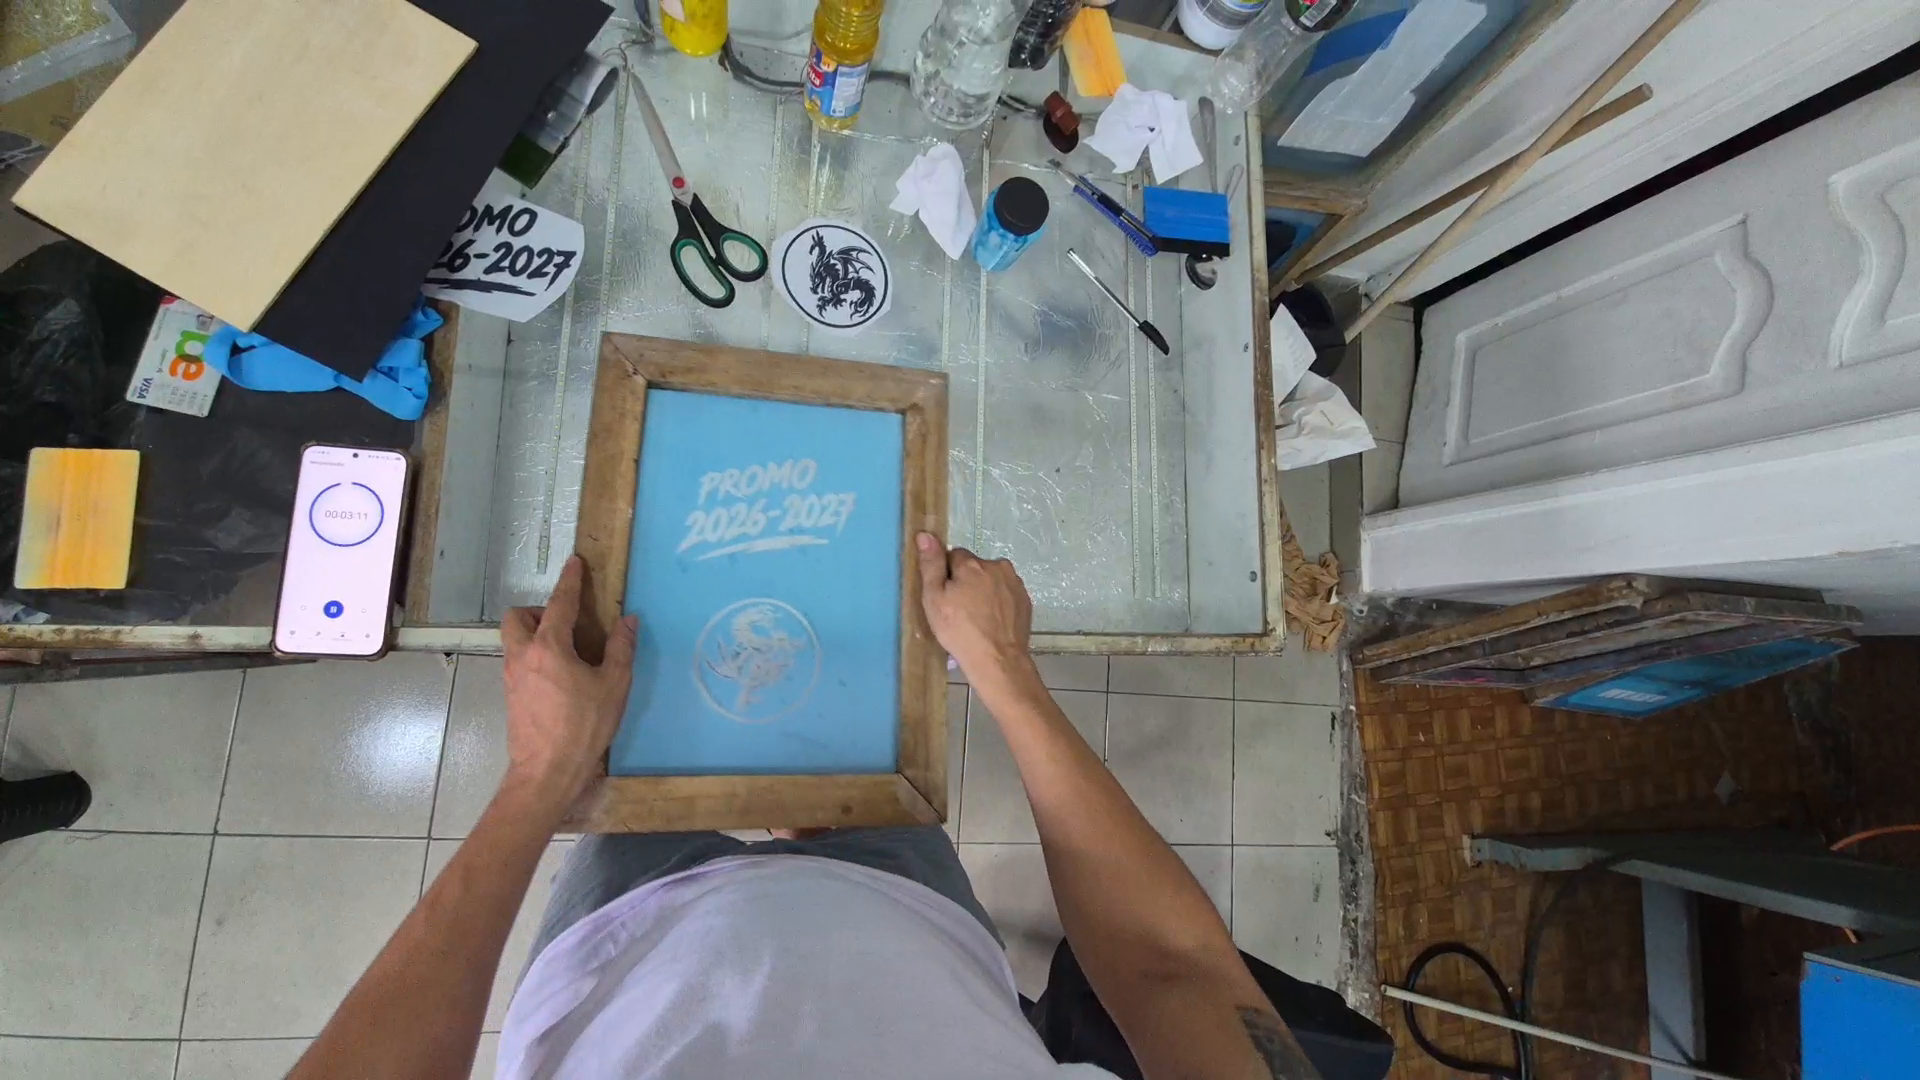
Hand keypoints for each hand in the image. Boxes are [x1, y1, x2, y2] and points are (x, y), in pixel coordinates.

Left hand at [499, 555, 637, 814]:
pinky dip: (536, 655)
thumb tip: (627, 620)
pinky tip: (563, 675)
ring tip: (569, 650)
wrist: (547, 772)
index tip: (575, 562)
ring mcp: (512, 678)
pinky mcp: (512, 696)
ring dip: (536, 633)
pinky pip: (519, 661)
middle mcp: (522, 657)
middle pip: (517, 618)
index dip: (570, 582)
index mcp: (548, 648)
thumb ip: (621, 648)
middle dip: (538, 611)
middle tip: (568, 622)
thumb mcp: (614, 685)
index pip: (559, 605)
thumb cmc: (584, 725)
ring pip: (514, 640)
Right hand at [915, 532, 1035, 684]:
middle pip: (974, 567)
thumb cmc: (960, 630)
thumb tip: (925, 534)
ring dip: (984, 591)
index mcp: (972, 564)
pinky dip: (999, 603)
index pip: (953, 556)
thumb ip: (931, 565)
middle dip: (967, 582)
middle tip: (960, 610)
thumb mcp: (934, 599)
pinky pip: (1006, 594)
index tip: (946, 597)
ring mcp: (1015, 583)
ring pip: (992, 580)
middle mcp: (997, 566)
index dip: (947, 576)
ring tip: (977, 619)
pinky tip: (992, 622)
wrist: (998, 660)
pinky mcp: (1025, 600)